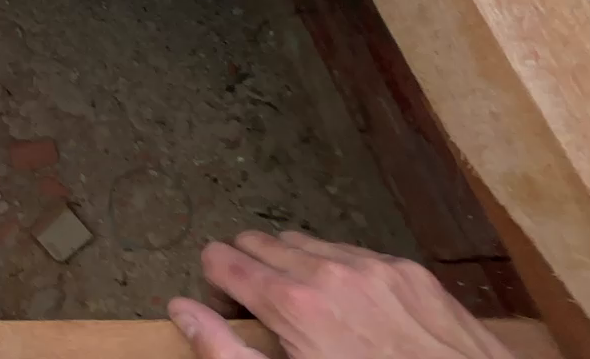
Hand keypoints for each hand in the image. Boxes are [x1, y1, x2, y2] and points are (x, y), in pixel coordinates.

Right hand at [168, 231, 515, 358]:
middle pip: (253, 242)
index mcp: (290, 302)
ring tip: (320, 313)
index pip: (217, 257)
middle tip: (275, 317)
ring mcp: (372, 267)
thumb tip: (177, 306)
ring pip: (300, 242)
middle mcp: (325, 271)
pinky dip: (340, 272)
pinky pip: (350, 251)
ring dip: (294, 268)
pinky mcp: (411, 272)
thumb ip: (224, 349)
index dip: (220, 290)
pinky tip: (363, 313)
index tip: (243, 320)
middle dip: (252, 273)